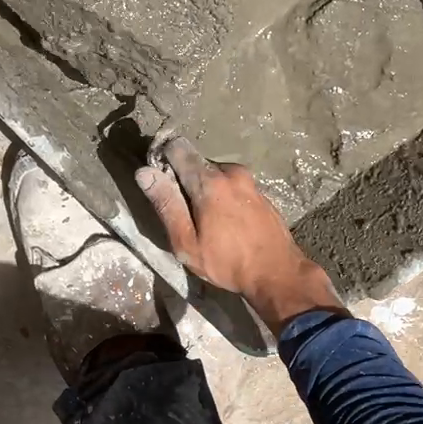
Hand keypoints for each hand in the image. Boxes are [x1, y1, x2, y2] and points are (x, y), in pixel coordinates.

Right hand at [134, 136, 345, 334]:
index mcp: (210, 180)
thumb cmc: (227, 263)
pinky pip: (233, 186)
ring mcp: (250, 181)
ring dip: (207, 191)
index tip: (160, 184)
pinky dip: (225, 197)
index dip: (163, 161)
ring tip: (208, 223)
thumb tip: (143, 172)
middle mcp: (231, 172)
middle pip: (197, 164)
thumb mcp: (186, 242)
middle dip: (186, 182)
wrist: (279, 275)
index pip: (177, 148)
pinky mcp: (261, 192)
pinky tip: (228, 224)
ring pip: (216, 175)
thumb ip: (166, 204)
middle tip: (186, 215)